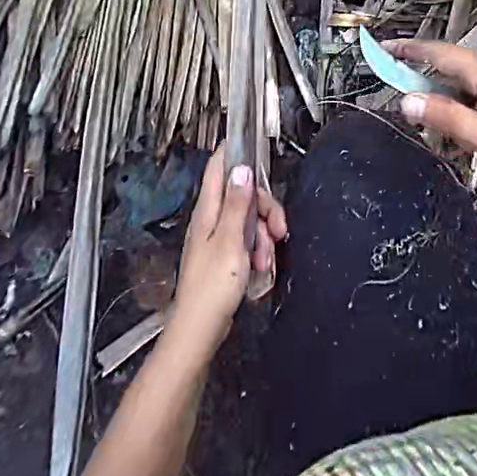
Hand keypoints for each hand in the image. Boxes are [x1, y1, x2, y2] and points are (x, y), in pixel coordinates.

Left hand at [168, 146, 287, 358]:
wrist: (200, 330)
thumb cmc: (211, 288)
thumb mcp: (231, 241)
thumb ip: (238, 204)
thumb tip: (241, 169)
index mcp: (208, 211)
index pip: (218, 168)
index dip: (234, 152)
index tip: (252, 146)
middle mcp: (210, 220)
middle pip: (243, 195)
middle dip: (265, 208)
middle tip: (276, 228)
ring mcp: (217, 237)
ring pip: (249, 219)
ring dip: (264, 234)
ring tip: (266, 256)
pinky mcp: (224, 255)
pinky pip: (248, 240)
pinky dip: (259, 249)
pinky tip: (261, 265)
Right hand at [388, 39, 476, 211]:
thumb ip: (445, 117)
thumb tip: (406, 100)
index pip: (439, 52)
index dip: (408, 49)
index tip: (382, 47)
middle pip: (452, 64)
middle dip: (422, 72)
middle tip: (395, 87)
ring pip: (467, 80)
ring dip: (444, 92)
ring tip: (425, 115)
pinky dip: (463, 102)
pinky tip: (461, 126)